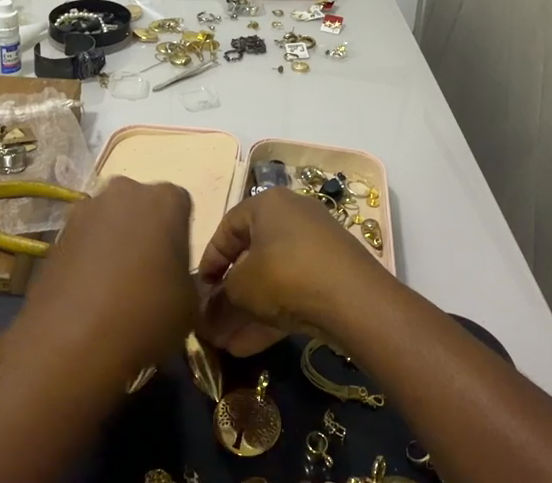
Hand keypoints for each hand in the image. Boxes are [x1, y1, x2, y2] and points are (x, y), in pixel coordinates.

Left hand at [23, 177, 194, 371]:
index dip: (177, 238)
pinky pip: (84, 240)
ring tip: (113, 288)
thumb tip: (170, 280)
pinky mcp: (57, 233)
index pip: (180, 207)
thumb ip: (185, 278)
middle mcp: (126, 192)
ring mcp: (86, 209)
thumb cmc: (146, 314)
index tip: (173, 267)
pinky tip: (89, 294)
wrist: (72, 339)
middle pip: (141, 206)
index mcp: (166, 200)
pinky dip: (88, 258)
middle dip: (144, 232)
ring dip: (113, 243)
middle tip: (146, 274)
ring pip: (109, 221)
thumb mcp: (188, 303)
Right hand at [197, 188, 392, 355]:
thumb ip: (218, 301)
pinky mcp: (331, 277)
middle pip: (251, 256)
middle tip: (210, 323)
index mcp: (268, 204)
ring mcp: (315, 248)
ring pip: (271, 280)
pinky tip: (245, 348)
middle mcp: (293, 217)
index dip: (209, 260)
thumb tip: (203, 318)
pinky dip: (270, 317)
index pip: (228, 226)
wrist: (353, 300)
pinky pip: (292, 294)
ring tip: (223, 344)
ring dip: (246, 312)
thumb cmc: (284, 275)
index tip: (198, 290)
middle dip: (228, 294)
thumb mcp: (240, 288)